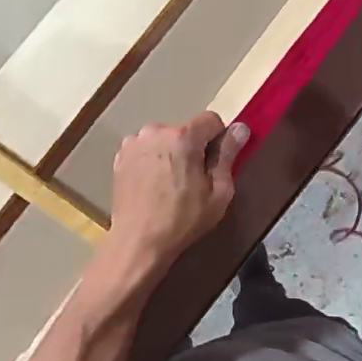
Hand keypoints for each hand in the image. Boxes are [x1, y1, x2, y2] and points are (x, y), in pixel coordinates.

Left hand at [106, 113, 248, 273]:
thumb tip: (241, 127)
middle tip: (192, 180)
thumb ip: (228, 155)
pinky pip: (145, 150)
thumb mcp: (218, 192)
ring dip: (170, 153)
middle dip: (192, 148)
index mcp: (183, 136)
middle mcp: (155, 131)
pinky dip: (152, 160)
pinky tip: (152, 185)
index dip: (218, 139)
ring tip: (169, 184)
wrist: (138, 240)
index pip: (210, 120)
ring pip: (163, 139)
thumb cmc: (183, 219)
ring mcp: (134, 143)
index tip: (215, 163)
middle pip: (184, 131)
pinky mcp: (120, 156)